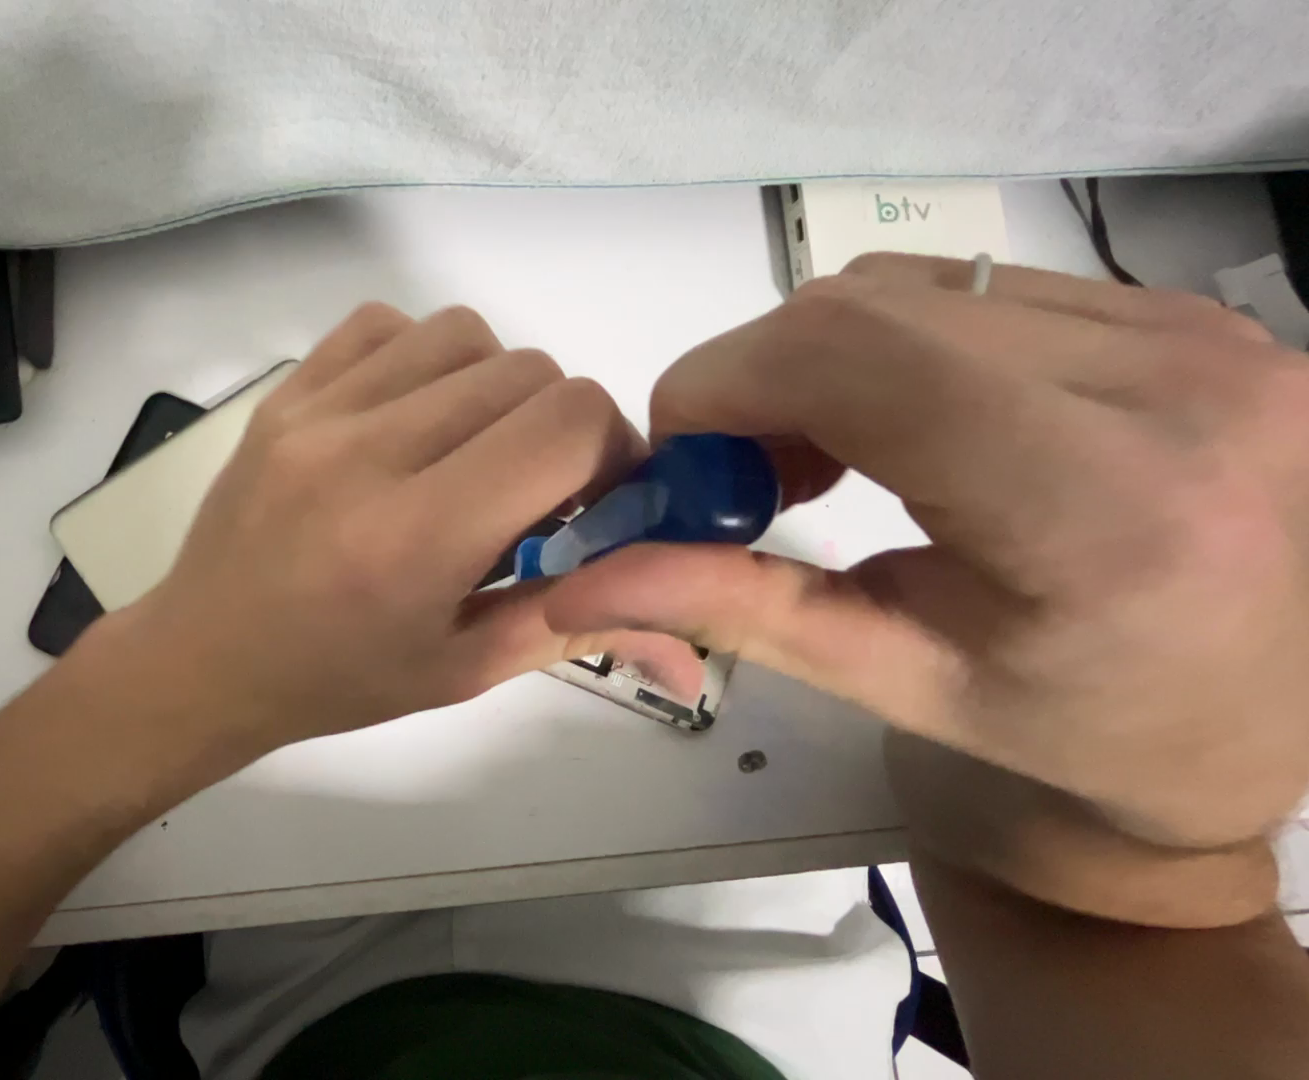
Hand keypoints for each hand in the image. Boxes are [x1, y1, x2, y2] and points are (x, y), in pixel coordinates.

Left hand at [105, 303, 695, 751]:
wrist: (206, 659)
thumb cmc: (335, 681)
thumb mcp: (461, 670)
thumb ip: (569, 616)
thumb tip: (674, 596)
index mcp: (417, 537)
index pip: (566, 423)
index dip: (614, 450)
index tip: (596, 497)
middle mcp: (366, 454)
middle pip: (528, 371)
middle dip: (559, 426)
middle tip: (532, 488)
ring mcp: (315, 412)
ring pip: (462, 333)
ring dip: (495, 386)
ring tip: (469, 450)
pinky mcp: (283, 394)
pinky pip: (383, 325)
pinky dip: (421, 358)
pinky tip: (410, 419)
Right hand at [541, 254, 1308, 924]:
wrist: (1253, 711)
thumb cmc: (1060, 729)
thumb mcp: (882, 679)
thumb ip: (725, 610)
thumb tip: (574, 587)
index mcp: (1098, 508)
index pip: (852, 362)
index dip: (719, 387)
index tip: (679, 464)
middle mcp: (1168, 383)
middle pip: (856, 311)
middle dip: (748, 382)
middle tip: (741, 477)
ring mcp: (1188, 327)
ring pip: (893, 287)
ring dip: (805, 363)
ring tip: (817, 460)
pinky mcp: (1173, 309)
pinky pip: (951, 289)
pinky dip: (871, 349)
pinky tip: (888, 426)